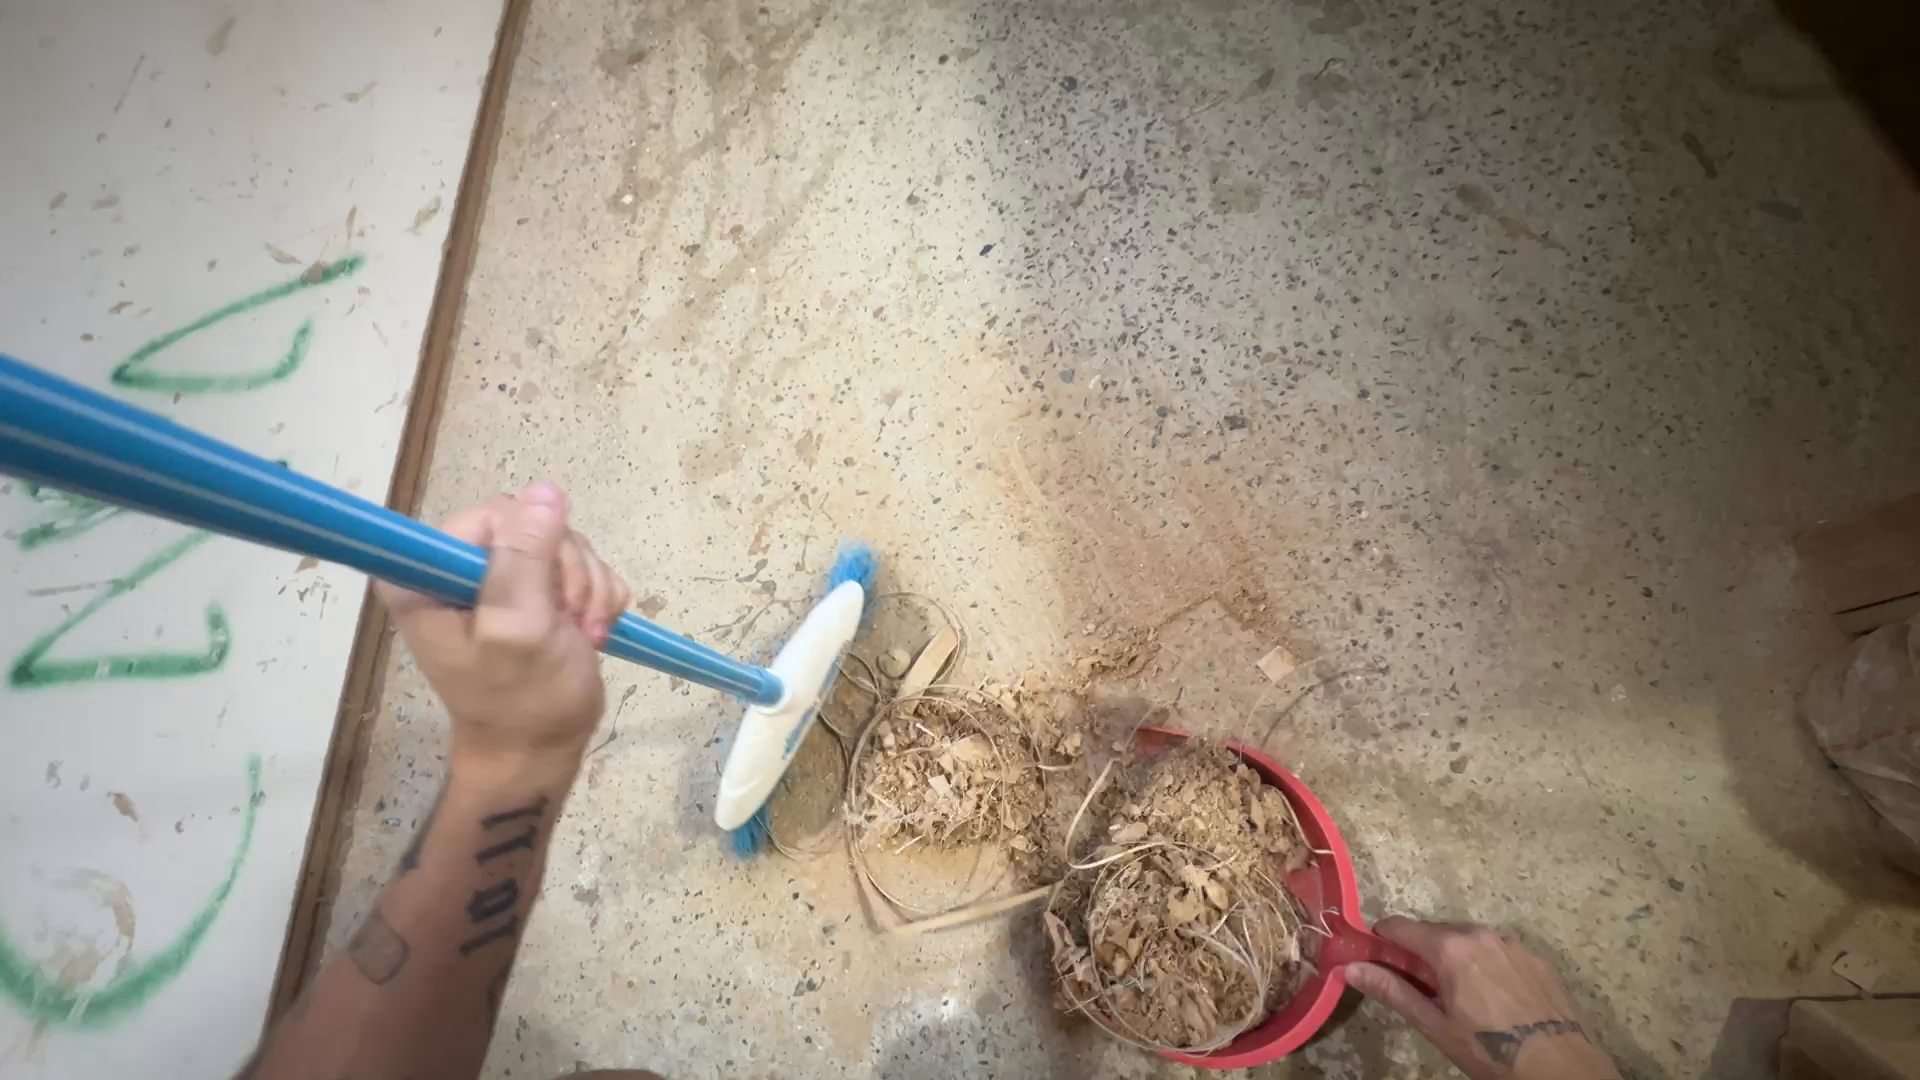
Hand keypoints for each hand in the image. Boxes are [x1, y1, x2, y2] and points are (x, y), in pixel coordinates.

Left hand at [377, 483, 631, 764]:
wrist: (544, 745)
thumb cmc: (522, 698)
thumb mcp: (519, 628)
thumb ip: (526, 558)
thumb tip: (546, 491)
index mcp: (431, 573)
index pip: (494, 514)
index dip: (533, 543)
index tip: (544, 589)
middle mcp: (464, 568)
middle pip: (539, 526)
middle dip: (570, 573)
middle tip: (568, 619)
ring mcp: (508, 579)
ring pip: (571, 546)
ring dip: (590, 590)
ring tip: (582, 632)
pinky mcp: (546, 591)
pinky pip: (590, 568)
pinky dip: (602, 598)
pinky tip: (592, 629)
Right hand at [1344, 918, 1621, 1079]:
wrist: (1568, 1075)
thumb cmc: (1493, 1053)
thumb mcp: (1436, 1026)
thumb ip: (1391, 990)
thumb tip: (1347, 968)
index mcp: (1447, 945)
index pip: (1397, 925)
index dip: (1383, 942)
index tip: (1382, 964)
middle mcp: (1476, 932)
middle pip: (1432, 933)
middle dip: (1422, 955)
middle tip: (1429, 992)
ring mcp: (1510, 944)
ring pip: (1465, 941)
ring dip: (1456, 959)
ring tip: (1468, 1000)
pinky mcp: (1536, 959)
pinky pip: (1497, 952)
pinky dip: (1487, 967)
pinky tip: (1499, 1001)